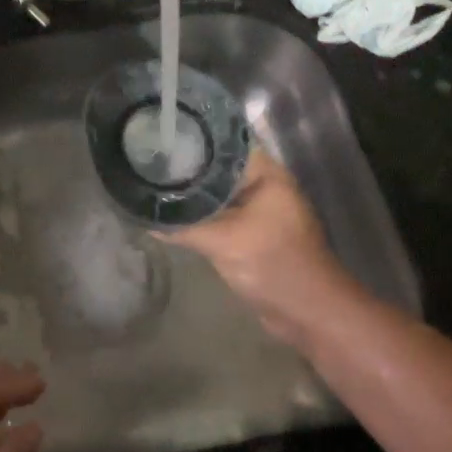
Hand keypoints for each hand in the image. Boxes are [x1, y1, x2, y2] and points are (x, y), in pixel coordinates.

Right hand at [161, 150, 354, 343]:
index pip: (223, 143)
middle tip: (147, 163)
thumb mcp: (224, 242)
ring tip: (151, 185)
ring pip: (217, 194)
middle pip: (218, 168)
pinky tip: (171, 216)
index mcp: (266, 173)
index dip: (192, 140)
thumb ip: (183, 226)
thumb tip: (143, 214)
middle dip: (186, 168)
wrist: (308, 312)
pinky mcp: (251, 232)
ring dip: (191, 194)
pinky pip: (220, 215)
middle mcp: (262, 185)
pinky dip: (200, 215)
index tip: (158, 139)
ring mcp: (258, 210)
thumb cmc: (273, 265)